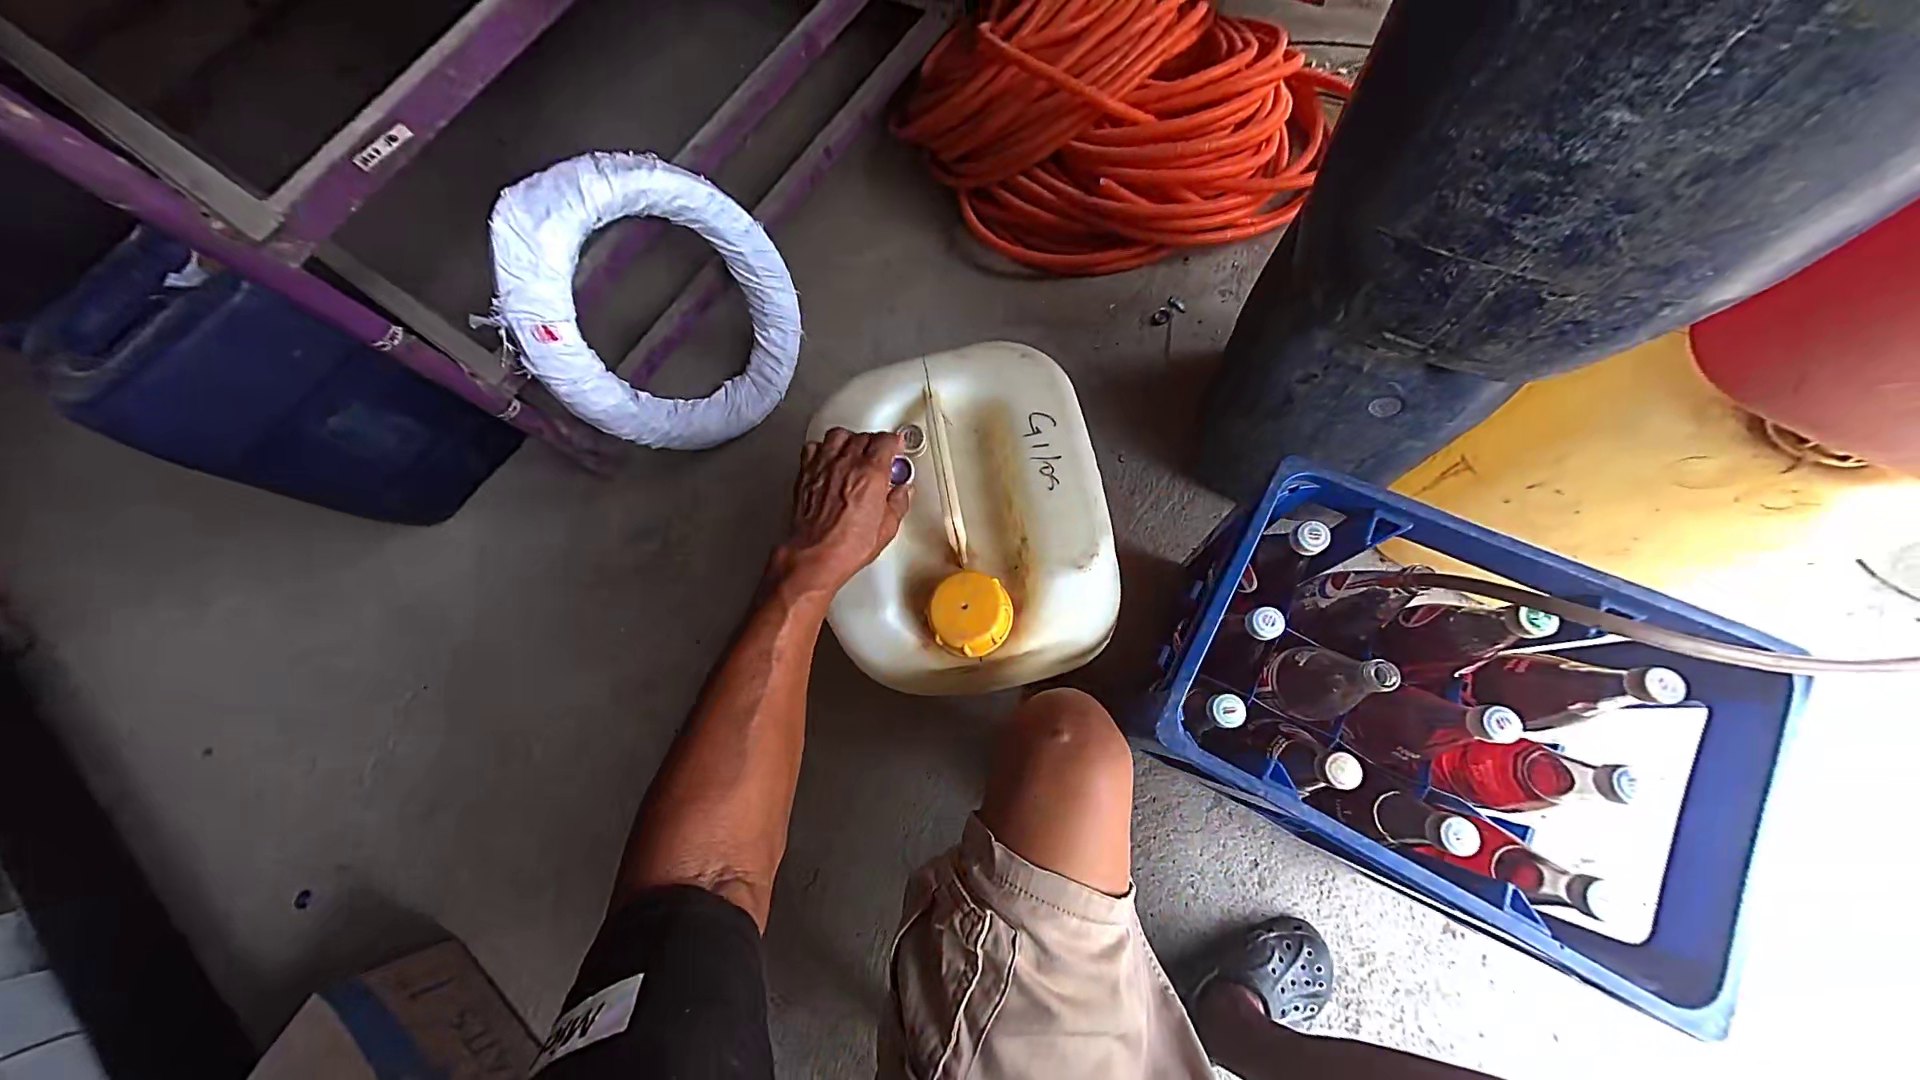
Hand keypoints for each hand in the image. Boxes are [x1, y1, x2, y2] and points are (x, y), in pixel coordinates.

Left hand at [771, 428, 909, 599]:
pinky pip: (814, 447)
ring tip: (854, 451)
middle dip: (875, 443)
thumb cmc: (847, 544)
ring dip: (849, 440)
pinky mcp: (806, 473)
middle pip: (863, 436)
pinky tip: (829, 459)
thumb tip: (901, 492)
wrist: (817, 554)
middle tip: (879, 455)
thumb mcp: (887, 527)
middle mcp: (846, 463)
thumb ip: (897, 503)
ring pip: (838, 435)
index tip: (897, 448)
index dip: (894, 442)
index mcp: (870, 473)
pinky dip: (823, 449)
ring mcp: (824, 466)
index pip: (886, 440)